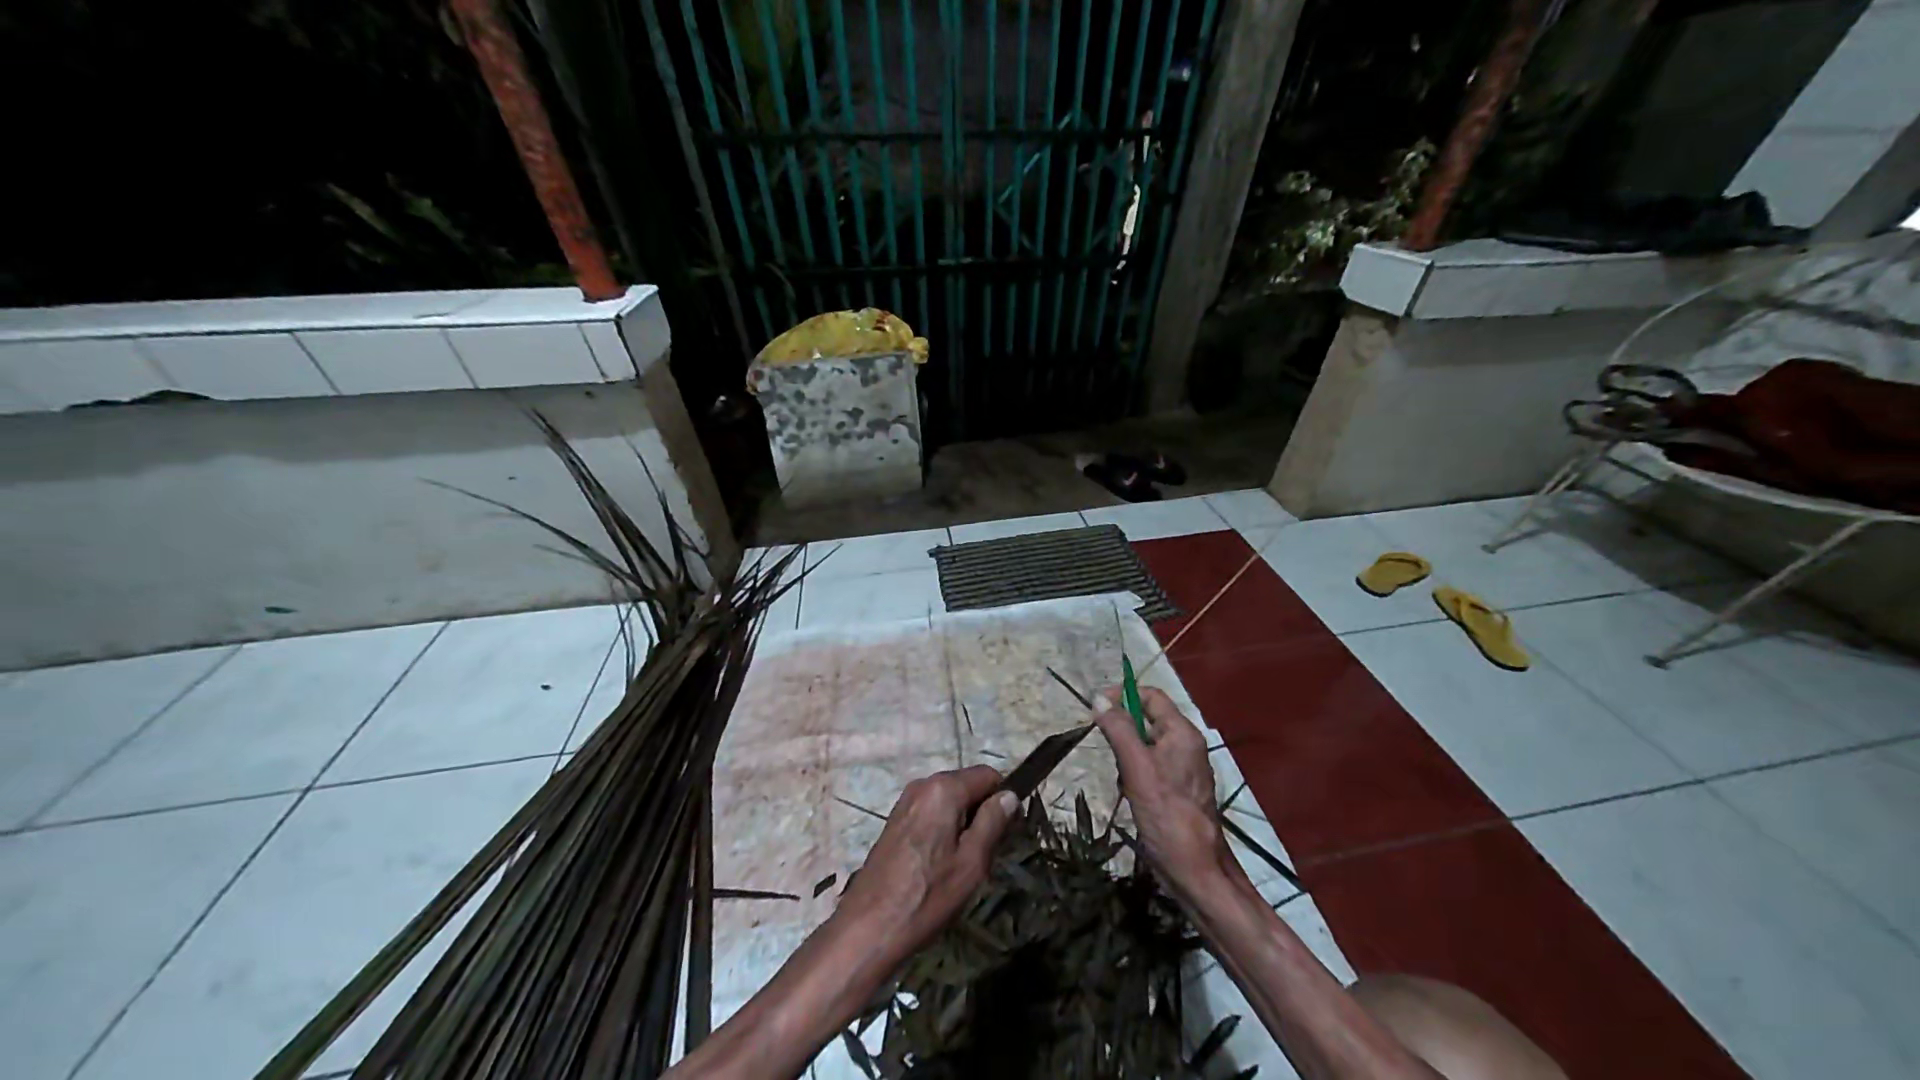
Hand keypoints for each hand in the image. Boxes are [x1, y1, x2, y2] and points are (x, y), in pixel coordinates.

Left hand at [833, 764, 1019, 967]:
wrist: (870, 925)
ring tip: (966, 862)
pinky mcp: (895, 821)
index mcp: (943, 788)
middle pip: (967, 785)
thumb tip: (1010, 796)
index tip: (1011, 831)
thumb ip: (993, 822)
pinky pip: (932, 813)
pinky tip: (943, 863)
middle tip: (990, 852)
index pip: (988, 775)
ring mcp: (905, 802)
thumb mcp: (973, 861)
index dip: (1005, 799)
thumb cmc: (929, 894)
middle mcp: (922, 785)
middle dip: (983, 812)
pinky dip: (945, 829)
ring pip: (949, 801)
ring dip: (964, 823)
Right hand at [1091, 686, 1236, 901]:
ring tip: (1124, 782)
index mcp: (1183, 733)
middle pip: (1147, 720)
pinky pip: (1151, 768)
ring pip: (1146, 746)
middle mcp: (1187, 745)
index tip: (1096, 709)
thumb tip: (1099, 698)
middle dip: (1123, 733)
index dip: (1123, 695)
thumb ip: (1118, 729)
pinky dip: (1136, 775)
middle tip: (1110, 753)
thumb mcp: (1136, 766)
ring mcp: (1185, 768)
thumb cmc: (1166, 813)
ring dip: (1128, 758)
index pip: (1151, 696)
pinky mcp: (1179, 789)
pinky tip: (1131, 796)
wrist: (1194, 869)